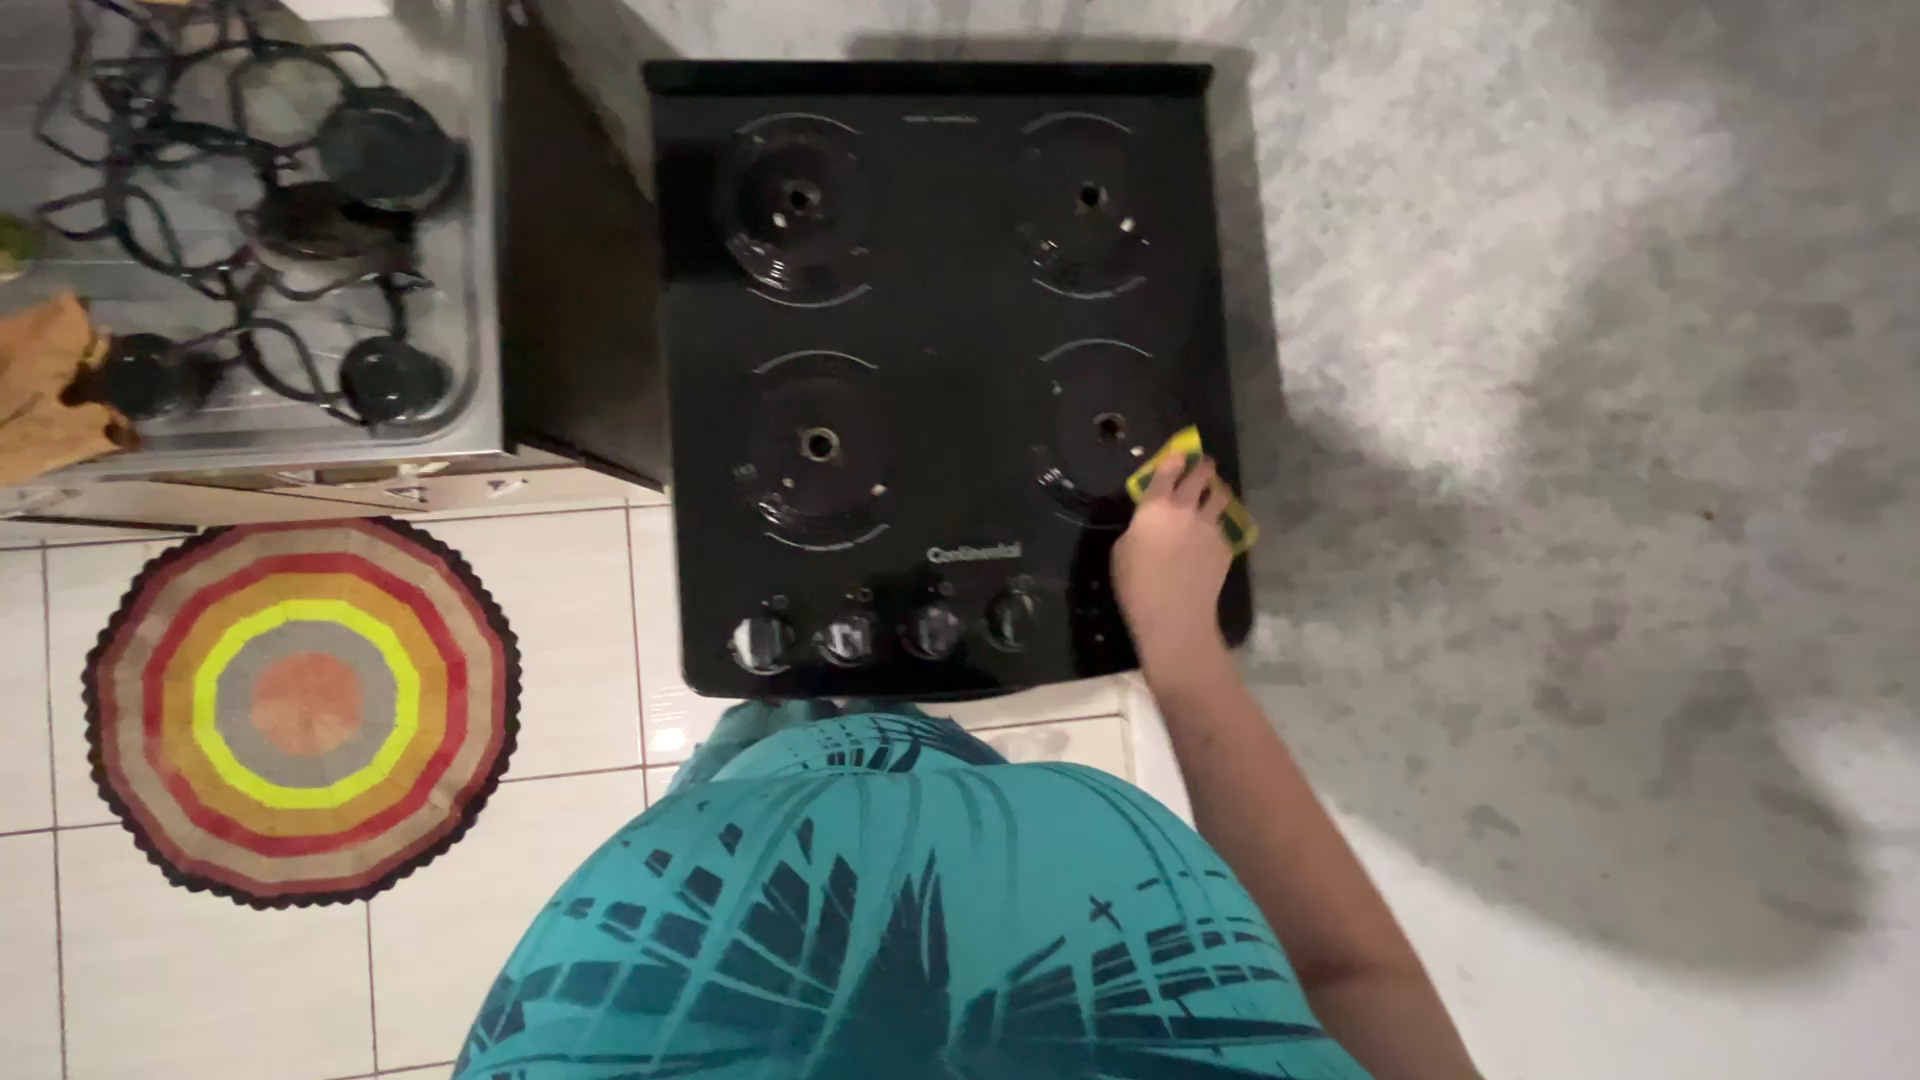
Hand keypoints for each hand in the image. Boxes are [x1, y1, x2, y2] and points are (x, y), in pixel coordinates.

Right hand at [1112, 451, 1234, 671]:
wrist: (1174, 616)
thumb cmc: (1136, 585)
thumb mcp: (1120, 551)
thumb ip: (1136, 528)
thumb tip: (1147, 524)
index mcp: (1155, 506)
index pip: (1168, 470)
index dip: (1174, 459)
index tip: (1179, 454)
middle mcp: (1186, 508)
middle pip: (1201, 475)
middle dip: (1202, 466)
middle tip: (1202, 466)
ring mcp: (1210, 526)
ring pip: (1220, 496)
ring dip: (1216, 491)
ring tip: (1214, 494)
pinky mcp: (1224, 546)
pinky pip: (1221, 527)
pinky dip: (1216, 526)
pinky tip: (1209, 539)